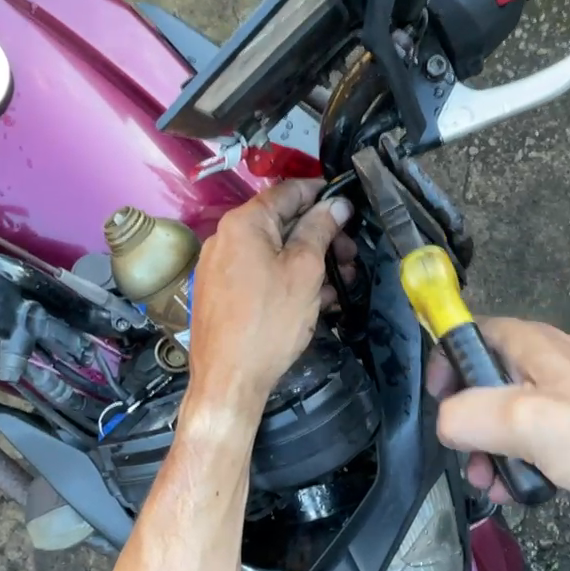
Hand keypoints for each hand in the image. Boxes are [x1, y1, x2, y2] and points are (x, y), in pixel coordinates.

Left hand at [188, 179, 351, 408]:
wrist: (228, 379)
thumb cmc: (269, 322)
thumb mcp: (305, 271)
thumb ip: (320, 230)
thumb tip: (335, 204)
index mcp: (243, 223)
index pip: (287, 191)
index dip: (321, 193)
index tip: (347, 206)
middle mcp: (225, 238)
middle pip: (281, 224)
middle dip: (320, 237)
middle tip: (350, 257)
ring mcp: (219, 267)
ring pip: (273, 253)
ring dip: (308, 263)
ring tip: (339, 285)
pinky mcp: (220, 294)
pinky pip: (259, 275)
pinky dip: (286, 281)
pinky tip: (314, 302)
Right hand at [430, 318, 569, 505]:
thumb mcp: (525, 422)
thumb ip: (468, 416)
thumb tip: (445, 424)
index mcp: (528, 343)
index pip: (465, 334)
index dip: (443, 365)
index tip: (439, 406)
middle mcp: (544, 358)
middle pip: (483, 381)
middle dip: (468, 424)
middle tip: (470, 462)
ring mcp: (567, 390)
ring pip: (508, 413)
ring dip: (493, 450)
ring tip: (497, 485)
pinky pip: (537, 434)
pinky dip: (524, 458)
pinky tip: (529, 488)